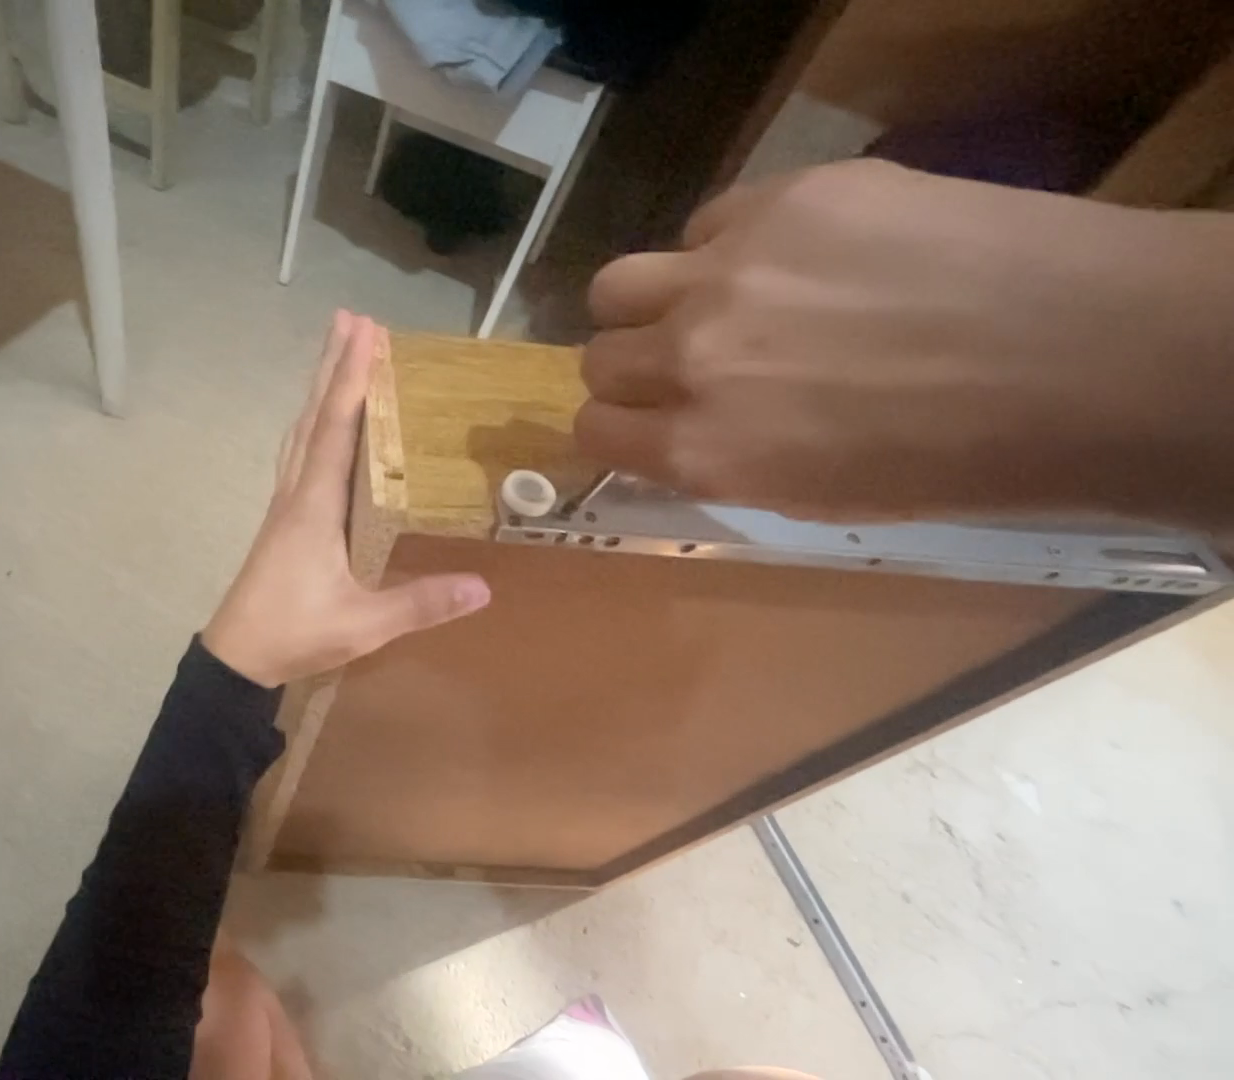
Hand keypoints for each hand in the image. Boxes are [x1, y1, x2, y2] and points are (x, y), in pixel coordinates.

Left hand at [202, 312, 490, 687]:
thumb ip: (420, 603)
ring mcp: (285, 504)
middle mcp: (296, 493)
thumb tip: (483, 587)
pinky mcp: (283, 519)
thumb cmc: (294, 633)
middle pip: (313, 416)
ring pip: (301, 432)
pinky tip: (316, 425)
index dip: (350, 378)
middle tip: (349, 319)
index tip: (363, 330)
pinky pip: (298, 455)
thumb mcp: (363, 625)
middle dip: (332, 366)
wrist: (236, 656)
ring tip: (335, 354)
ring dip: (318, 390)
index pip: (335, 428)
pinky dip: (312, 424)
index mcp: (315, 506)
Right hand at [576, 159, 1233, 528]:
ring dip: (647, 302)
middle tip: (689, 363)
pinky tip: (791, 258)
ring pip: (615, 284)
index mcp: (701, 452)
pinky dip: (726, 247)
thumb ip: (710, 460)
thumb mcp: (804, 496)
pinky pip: (706, 223)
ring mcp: (731, 271)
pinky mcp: (786, 199)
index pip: (590, 429)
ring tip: (708, 302)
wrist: (1104, 360)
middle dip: (632, 367)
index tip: (644, 420)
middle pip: (597, 357)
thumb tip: (664, 426)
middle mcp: (692, 360)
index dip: (615, 426)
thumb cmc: (955, 460)